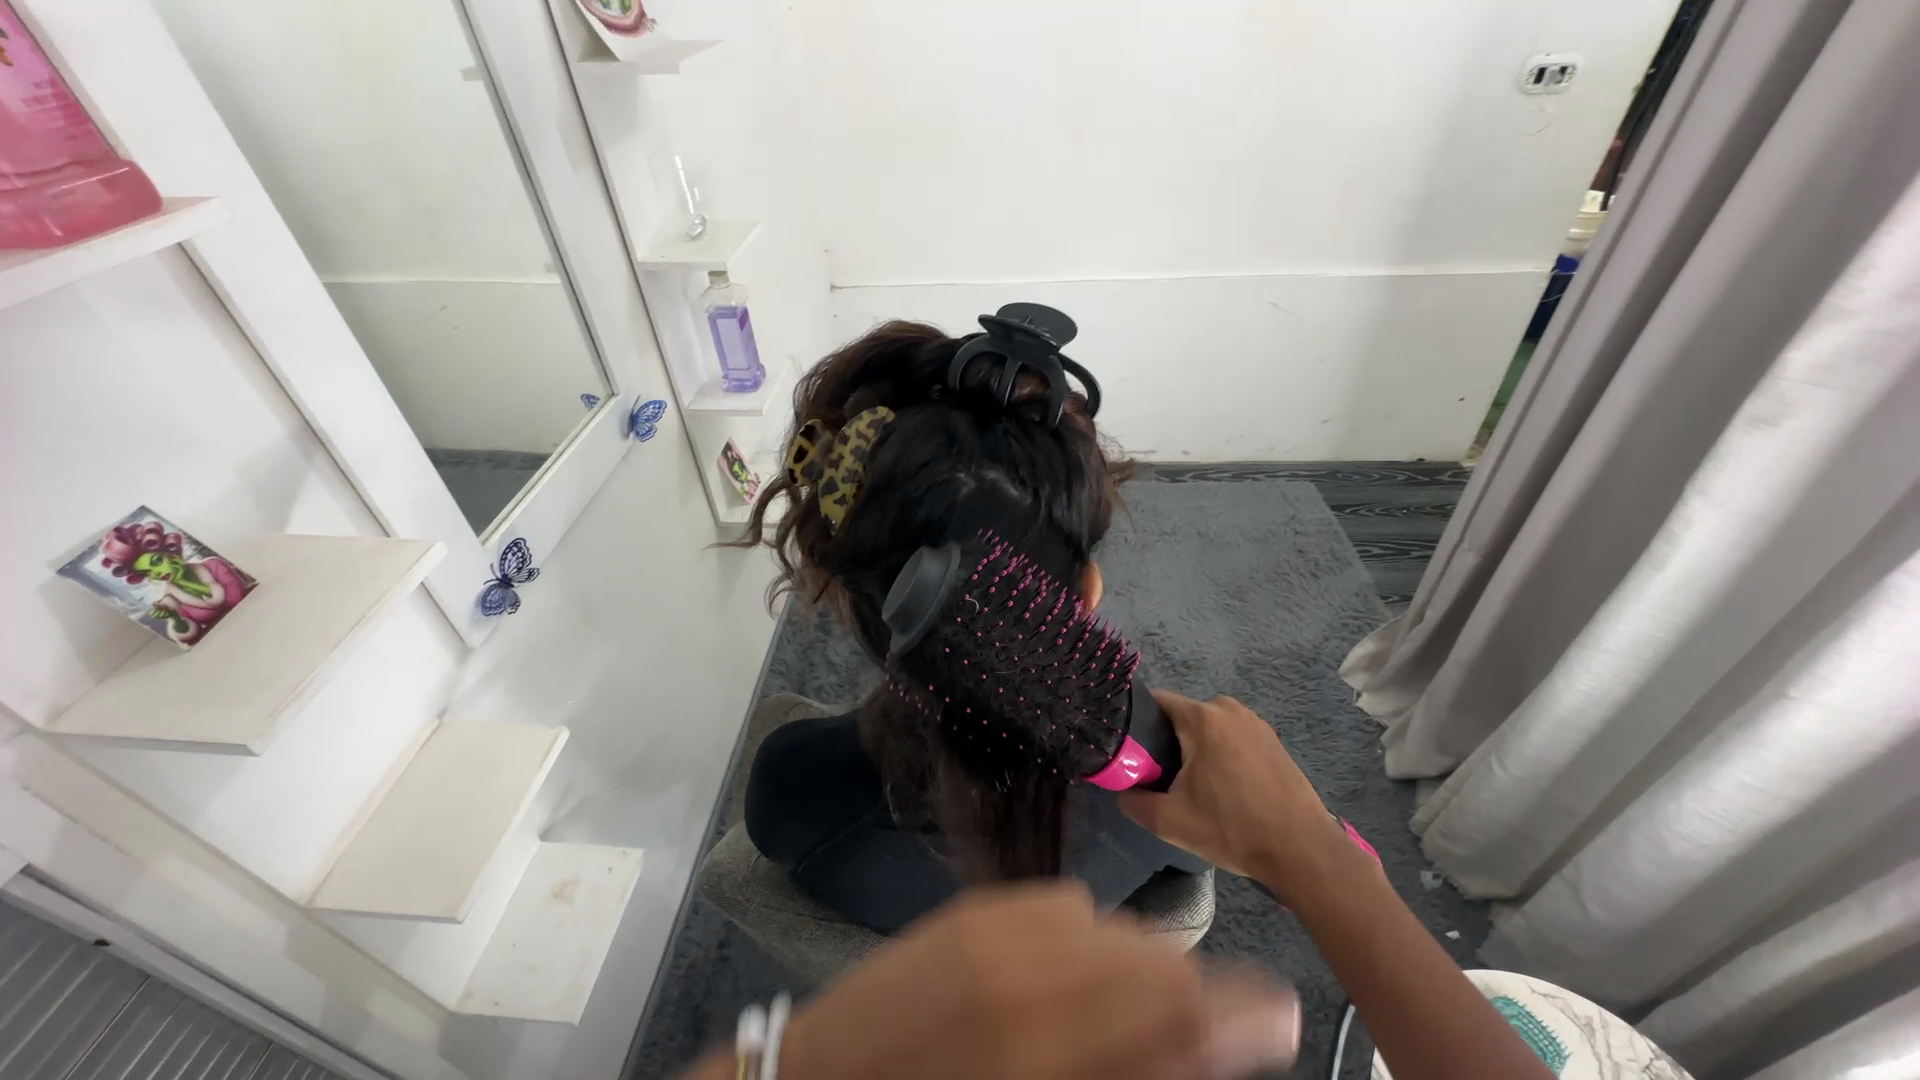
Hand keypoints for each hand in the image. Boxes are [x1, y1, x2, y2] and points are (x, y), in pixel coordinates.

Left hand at [724, 883, 1298, 1079]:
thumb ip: (1128, 1062)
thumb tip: (1195, 1041)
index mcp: (1048, 1044)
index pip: (1182, 1008)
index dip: (1248, 1011)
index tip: (1280, 1017)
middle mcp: (1029, 970)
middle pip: (1156, 955)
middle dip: (1194, 989)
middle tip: (1197, 1024)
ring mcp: (995, 927)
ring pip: (1114, 924)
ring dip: (1135, 959)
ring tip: (1119, 1003)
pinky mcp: (970, 908)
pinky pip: (1063, 906)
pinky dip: (1085, 937)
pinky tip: (1063, 975)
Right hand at [1119, 690, 1354, 900]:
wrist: (1302, 850)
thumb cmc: (1233, 829)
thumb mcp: (1169, 821)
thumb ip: (1133, 800)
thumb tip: (1121, 788)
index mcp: (1202, 718)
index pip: (1154, 702)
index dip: (1136, 724)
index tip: (1131, 754)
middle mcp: (1228, 709)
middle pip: (1181, 716)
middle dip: (1166, 741)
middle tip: (1162, 778)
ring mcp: (1255, 722)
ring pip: (1207, 727)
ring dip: (1195, 749)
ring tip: (1194, 786)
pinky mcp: (1272, 739)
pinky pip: (1231, 737)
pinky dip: (1220, 754)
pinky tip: (1224, 787)